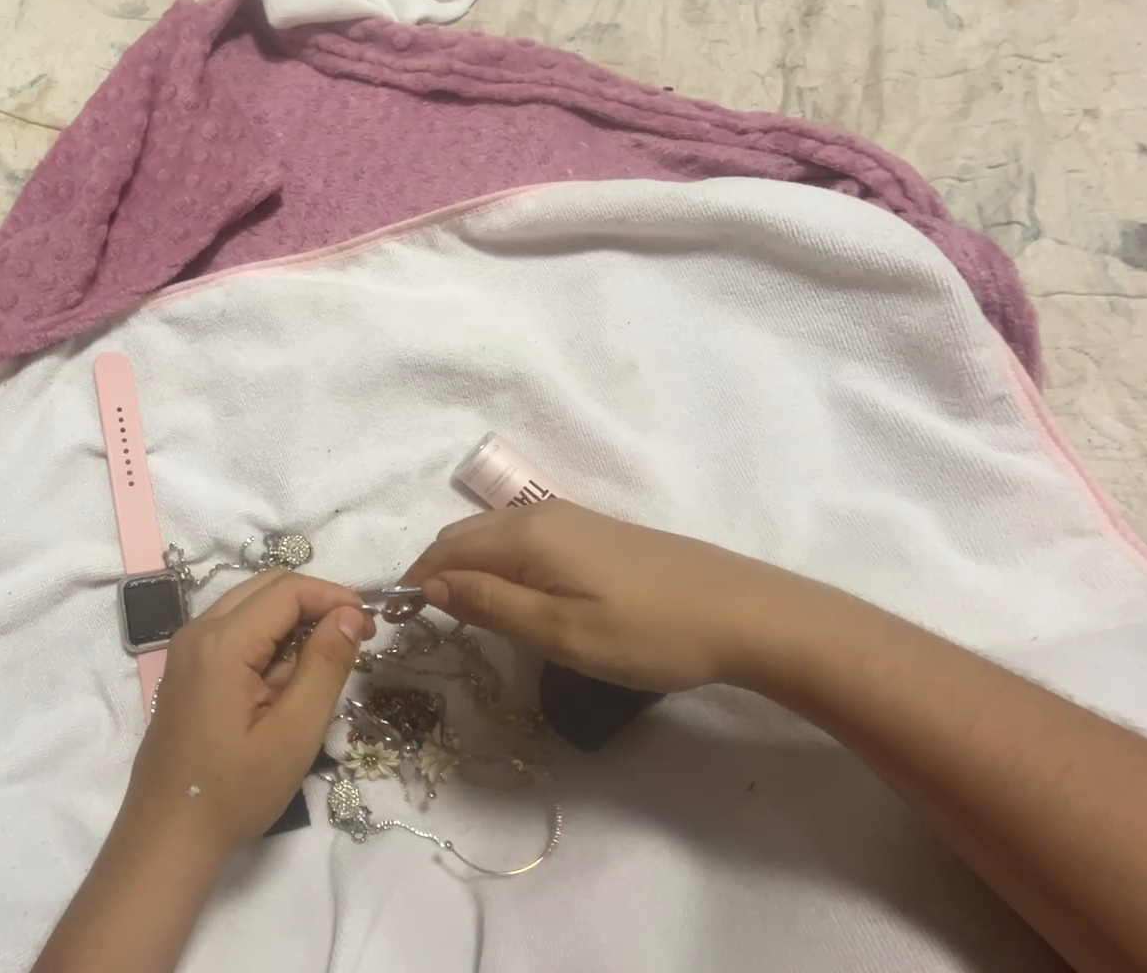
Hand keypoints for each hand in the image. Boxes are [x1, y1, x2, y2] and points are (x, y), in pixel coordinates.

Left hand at [117, 571, 372, 860]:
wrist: (167, 835)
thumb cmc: (234, 792)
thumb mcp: (294, 734)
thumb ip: (325, 666)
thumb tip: (350, 614)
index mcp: (221, 643)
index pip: (287, 590)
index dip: (333, 596)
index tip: (370, 624)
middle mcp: (198, 631)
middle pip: (267, 588)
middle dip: (315, 602)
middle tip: (356, 637)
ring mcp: (188, 647)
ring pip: (251, 605)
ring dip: (293, 620)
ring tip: (329, 659)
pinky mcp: (188, 666)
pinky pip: (235, 630)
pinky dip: (270, 638)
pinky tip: (289, 677)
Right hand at [402, 499, 810, 691]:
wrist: (748, 614)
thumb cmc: (649, 631)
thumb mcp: (560, 631)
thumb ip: (490, 604)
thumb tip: (429, 585)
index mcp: (525, 534)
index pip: (445, 551)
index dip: (414, 581)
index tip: (397, 619)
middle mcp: (538, 514)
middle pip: (463, 536)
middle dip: (434, 570)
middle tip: (425, 620)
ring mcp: (568, 518)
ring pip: (491, 535)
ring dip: (464, 565)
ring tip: (461, 609)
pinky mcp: (591, 531)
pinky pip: (520, 538)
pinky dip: (496, 561)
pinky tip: (511, 591)